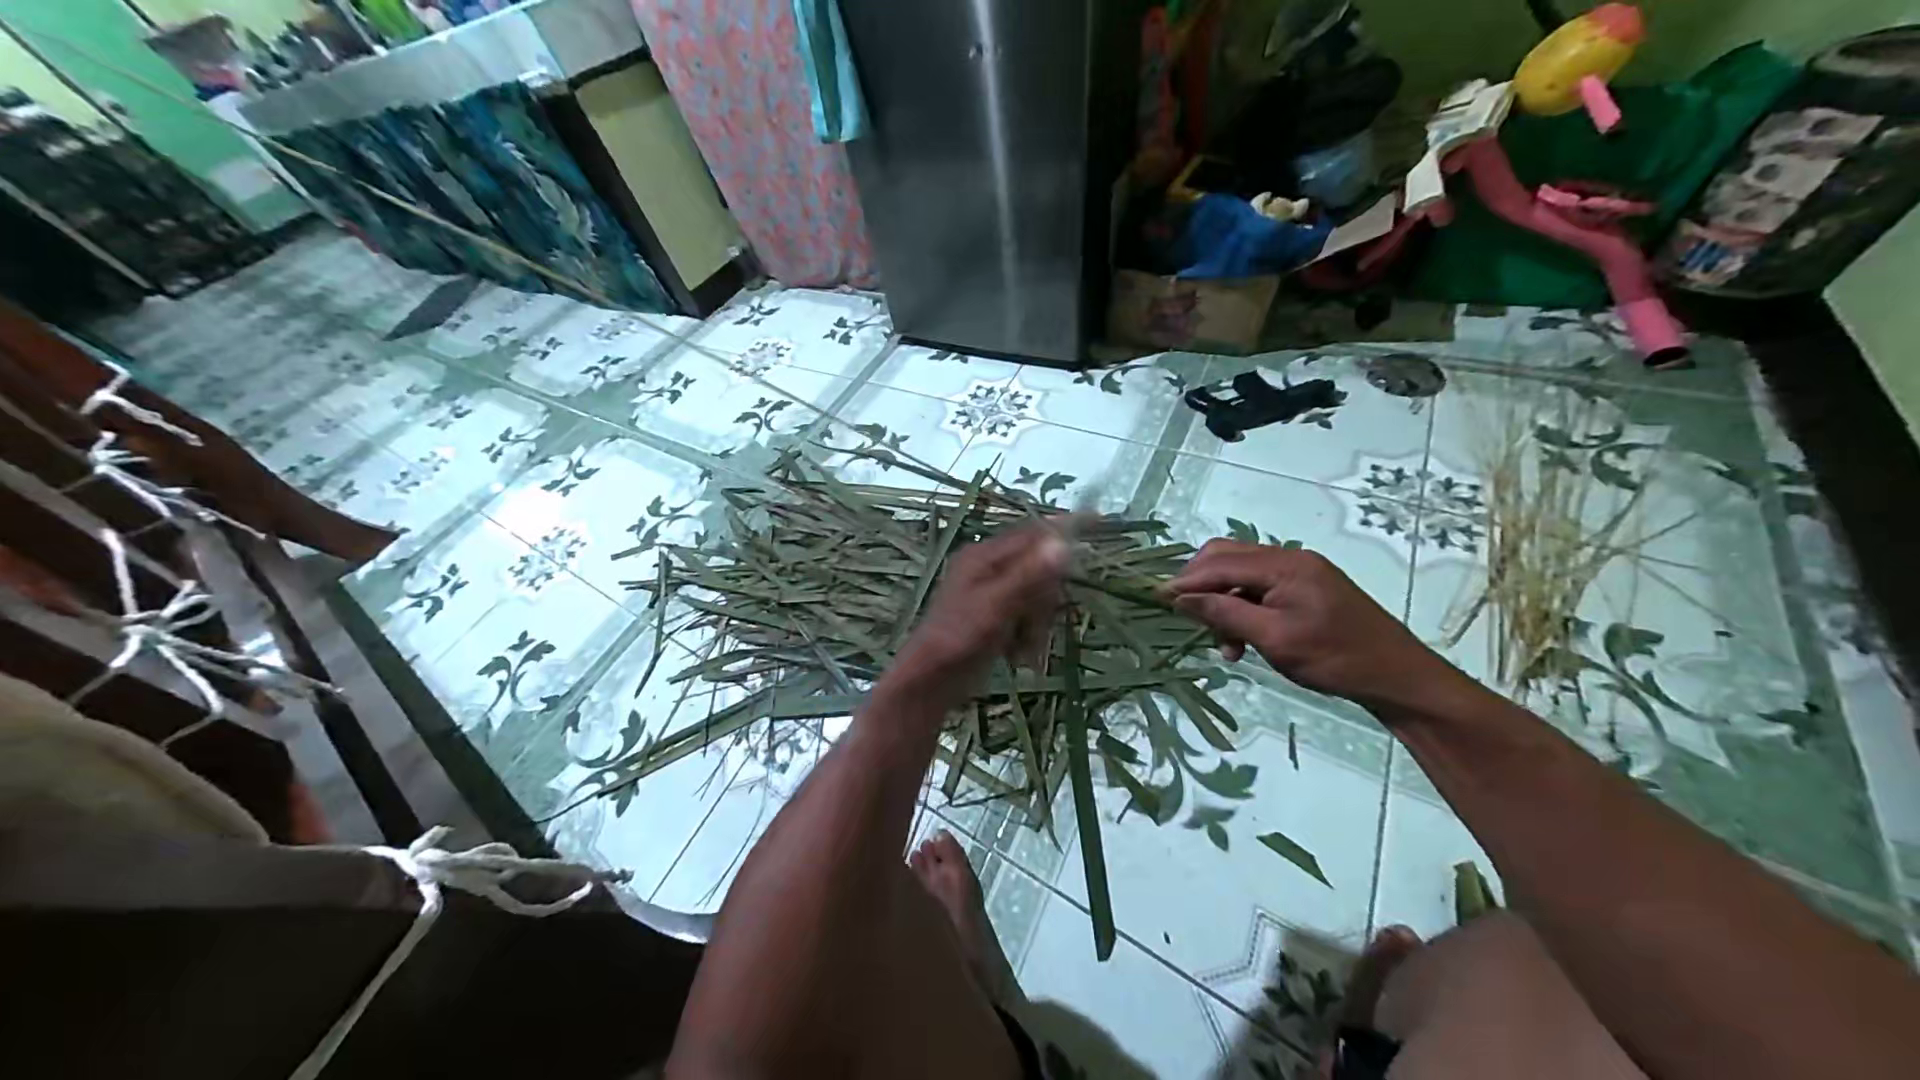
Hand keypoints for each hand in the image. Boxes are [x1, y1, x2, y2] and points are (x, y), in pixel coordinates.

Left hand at [883, 525, 1069, 704]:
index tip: (1099, 522)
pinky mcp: (995, 616)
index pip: (1033, 532)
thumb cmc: (959, 637)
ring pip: (1036, 595)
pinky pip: (1027, 615)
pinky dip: (1028, 633)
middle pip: (1039, 567)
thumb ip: (1030, 573)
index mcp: (983, 555)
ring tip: (1022, 646)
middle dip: (1045, 598)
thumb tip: (1062, 542)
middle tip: (1036, 624)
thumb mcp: (998, 603)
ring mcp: (991, 592)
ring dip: (1037, 622)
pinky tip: (1016, 654)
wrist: (931, 680)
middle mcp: (987, 567)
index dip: (1064, 529)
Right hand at [1163, 539, 1456, 709]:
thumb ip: (1225, 613)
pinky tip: (1243, 641)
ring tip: (1223, 644)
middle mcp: (1289, 558)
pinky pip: (1259, 588)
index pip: (1219, 562)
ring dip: (1222, 602)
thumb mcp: (1274, 639)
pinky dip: (1242, 608)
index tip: (1156, 600)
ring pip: (1240, 574)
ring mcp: (1299, 571)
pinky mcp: (1305, 588)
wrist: (1397, 676)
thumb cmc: (1335, 659)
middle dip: (1201, 585)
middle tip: (1187, 618)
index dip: (1185, 581)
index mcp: (1284, 564)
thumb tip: (1180, 598)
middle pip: (1227, 558)